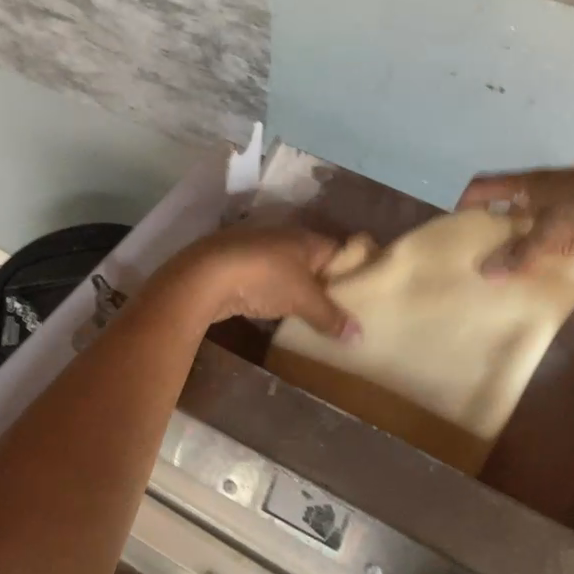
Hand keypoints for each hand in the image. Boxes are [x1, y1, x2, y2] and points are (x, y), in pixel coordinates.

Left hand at [156, 227, 358, 339]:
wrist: (206, 275)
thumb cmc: (265, 277)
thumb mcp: (304, 298)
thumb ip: (331, 316)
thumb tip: (358, 335)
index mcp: (306, 239)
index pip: (340, 250)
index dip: (354, 269)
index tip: (367, 292)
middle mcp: (284, 238)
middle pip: (314, 261)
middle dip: (326, 283)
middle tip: (344, 311)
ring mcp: (258, 252)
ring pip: (288, 272)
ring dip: (298, 291)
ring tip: (315, 317)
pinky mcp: (236, 268)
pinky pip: (266, 282)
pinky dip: (275, 296)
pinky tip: (279, 313)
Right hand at [456, 166, 573, 272]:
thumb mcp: (552, 234)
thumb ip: (518, 253)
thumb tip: (484, 271)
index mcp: (534, 183)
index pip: (488, 184)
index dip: (468, 201)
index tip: (457, 227)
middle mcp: (550, 190)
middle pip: (511, 204)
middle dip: (494, 227)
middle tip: (479, 257)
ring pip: (537, 223)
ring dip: (523, 242)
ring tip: (507, 270)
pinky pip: (561, 239)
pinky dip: (549, 253)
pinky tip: (544, 273)